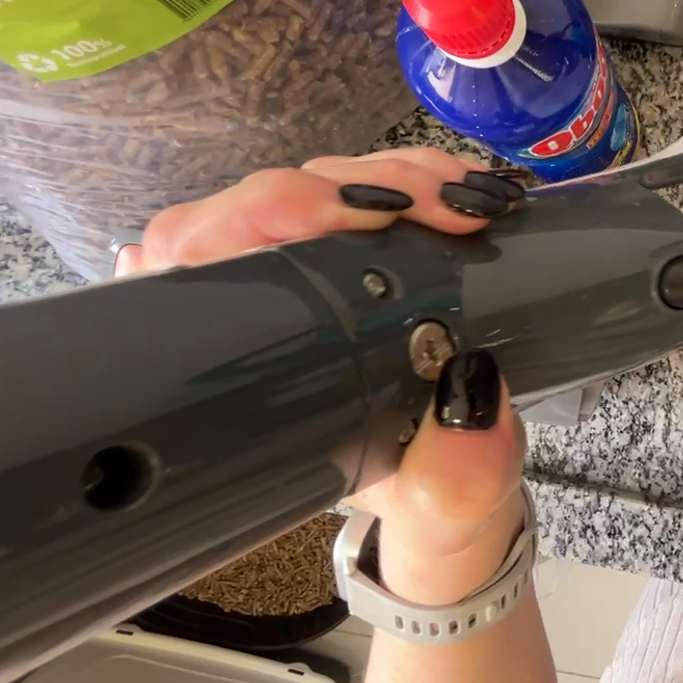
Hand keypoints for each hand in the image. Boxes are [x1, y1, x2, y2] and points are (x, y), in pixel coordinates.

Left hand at [117, 148, 530, 592]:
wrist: (447, 478)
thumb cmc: (419, 491)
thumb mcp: (438, 506)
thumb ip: (452, 477)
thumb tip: (475, 393)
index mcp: (225, 366)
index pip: (202, 253)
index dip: (274, 211)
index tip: (370, 216)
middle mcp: (244, 304)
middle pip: (276, 198)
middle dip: (376, 187)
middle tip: (460, 208)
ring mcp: (300, 270)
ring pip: (330, 180)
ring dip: (409, 176)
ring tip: (480, 200)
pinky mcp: (352, 250)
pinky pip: (374, 188)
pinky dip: (425, 179)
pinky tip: (471, 192)